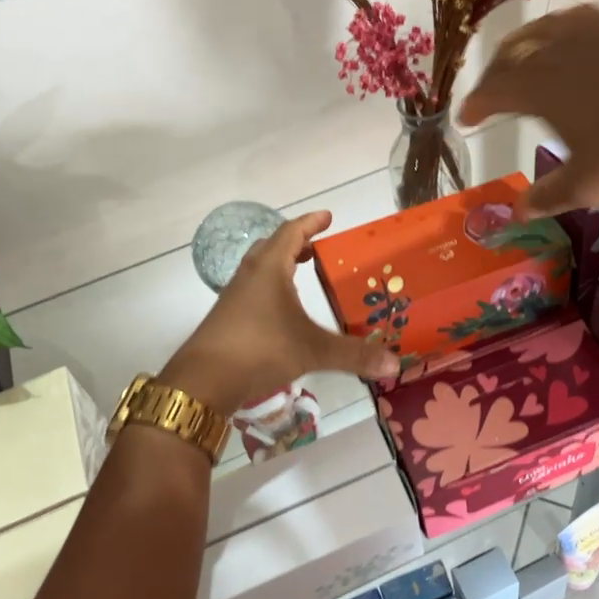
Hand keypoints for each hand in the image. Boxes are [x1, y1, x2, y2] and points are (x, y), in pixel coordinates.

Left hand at [160, 211, 400, 411]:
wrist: (204, 380)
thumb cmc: (259, 350)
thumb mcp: (313, 350)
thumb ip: (353, 355)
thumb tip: (394, 362)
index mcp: (269, 269)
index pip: (291, 233)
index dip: (310, 223)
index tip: (328, 217)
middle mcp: (250, 276)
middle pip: (272, 247)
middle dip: (295, 243)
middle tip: (317, 247)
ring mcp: (235, 297)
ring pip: (259, 270)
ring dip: (280, 266)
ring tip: (302, 274)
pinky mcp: (228, 318)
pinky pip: (252, 291)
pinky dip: (271, 289)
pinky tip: (282, 311)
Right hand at [457, 5, 598, 217]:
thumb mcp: (586, 185)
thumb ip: (547, 198)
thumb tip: (515, 214)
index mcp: (543, 90)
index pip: (497, 90)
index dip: (477, 103)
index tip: (465, 118)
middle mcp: (561, 58)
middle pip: (514, 55)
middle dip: (494, 72)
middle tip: (488, 92)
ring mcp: (595, 44)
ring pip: (546, 31)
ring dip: (523, 42)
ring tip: (516, 54)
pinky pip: (586, 22)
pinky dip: (568, 25)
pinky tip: (571, 31)